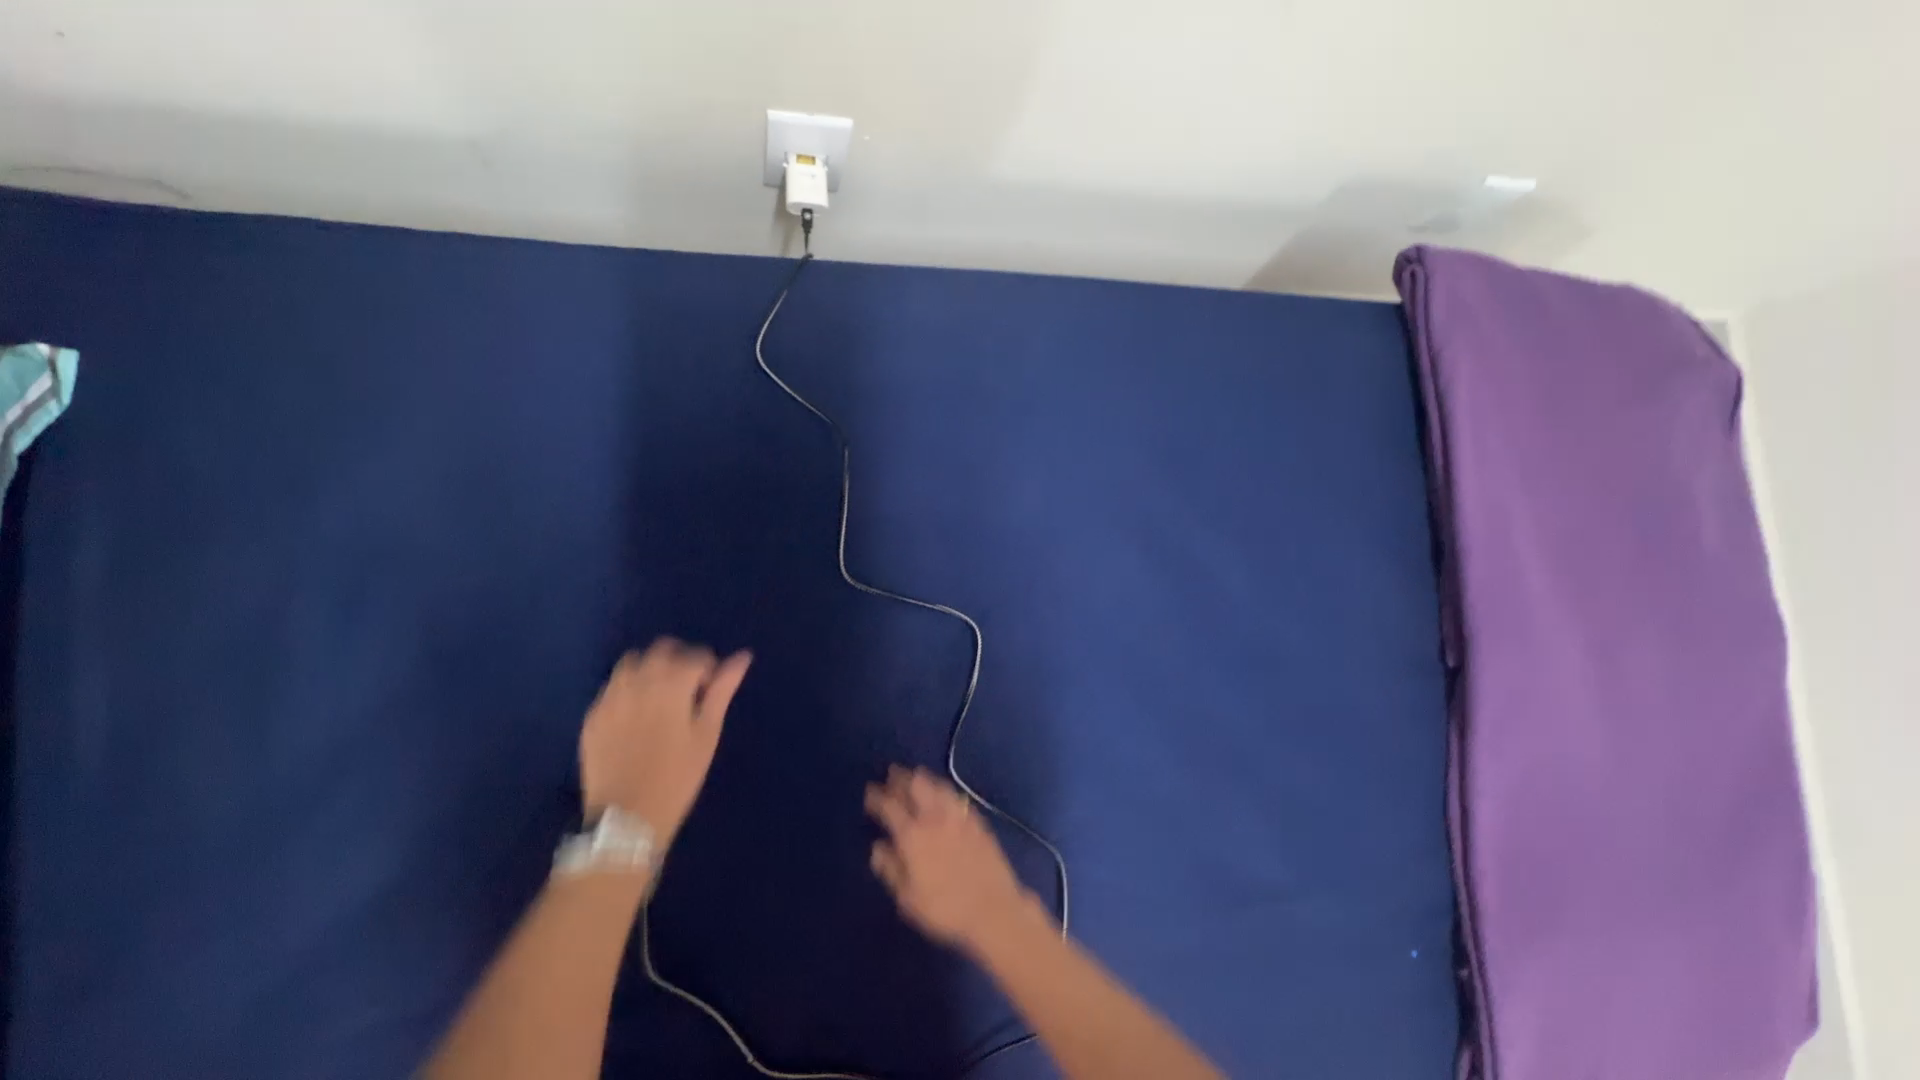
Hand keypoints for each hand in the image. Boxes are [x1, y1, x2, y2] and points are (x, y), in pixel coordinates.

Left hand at [579, 638, 750, 844]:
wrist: (627, 819)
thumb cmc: (677, 777)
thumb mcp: (707, 734)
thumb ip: (722, 690)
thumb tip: (742, 656)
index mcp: (670, 684)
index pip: (695, 656)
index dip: (709, 670)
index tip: (710, 692)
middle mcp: (636, 682)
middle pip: (661, 650)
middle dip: (679, 661)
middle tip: (689, 691)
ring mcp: (609, 698)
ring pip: (631, 663)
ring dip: (650, 670)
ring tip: (660, 699)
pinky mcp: (592, 716)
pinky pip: (612, 689)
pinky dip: (628, 691)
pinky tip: (636, 718)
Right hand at [865, 767, 1037, 952]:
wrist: (993, 909)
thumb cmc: (944, 908)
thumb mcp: (908, 898)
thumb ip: (891, 869)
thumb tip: (878, 848)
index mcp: (912, 836)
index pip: (890, 808)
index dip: (877, 797)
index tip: (870, 792)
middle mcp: (934, 819)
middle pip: (916, 788)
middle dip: (901, 778)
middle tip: (892, 773)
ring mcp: (959, 818)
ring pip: (939, 788)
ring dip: (924, 779)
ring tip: (916, 775)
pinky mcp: (978, 823)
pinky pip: (958, 798)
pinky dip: (946, 790)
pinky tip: (944, 793)